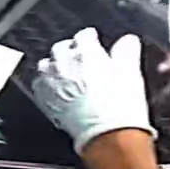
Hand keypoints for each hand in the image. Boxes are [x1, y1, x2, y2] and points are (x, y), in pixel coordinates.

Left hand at [31, 28, 154, 152]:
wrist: (106, 133)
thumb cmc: (120, 105)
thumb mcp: (131, 72)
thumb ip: (126, 52)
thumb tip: (127, 41)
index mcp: (86, 53)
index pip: (83, 35)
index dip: (89, 37)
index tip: (92, 39)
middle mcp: (63, 64)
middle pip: (60, 48)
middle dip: (69, 49)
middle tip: (79, 55)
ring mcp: (50, 81)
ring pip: (46, 64)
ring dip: (54, 64)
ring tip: (66, 70)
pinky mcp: (43, 98)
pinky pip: (38, 83)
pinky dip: (46, 82)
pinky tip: (56, 87)